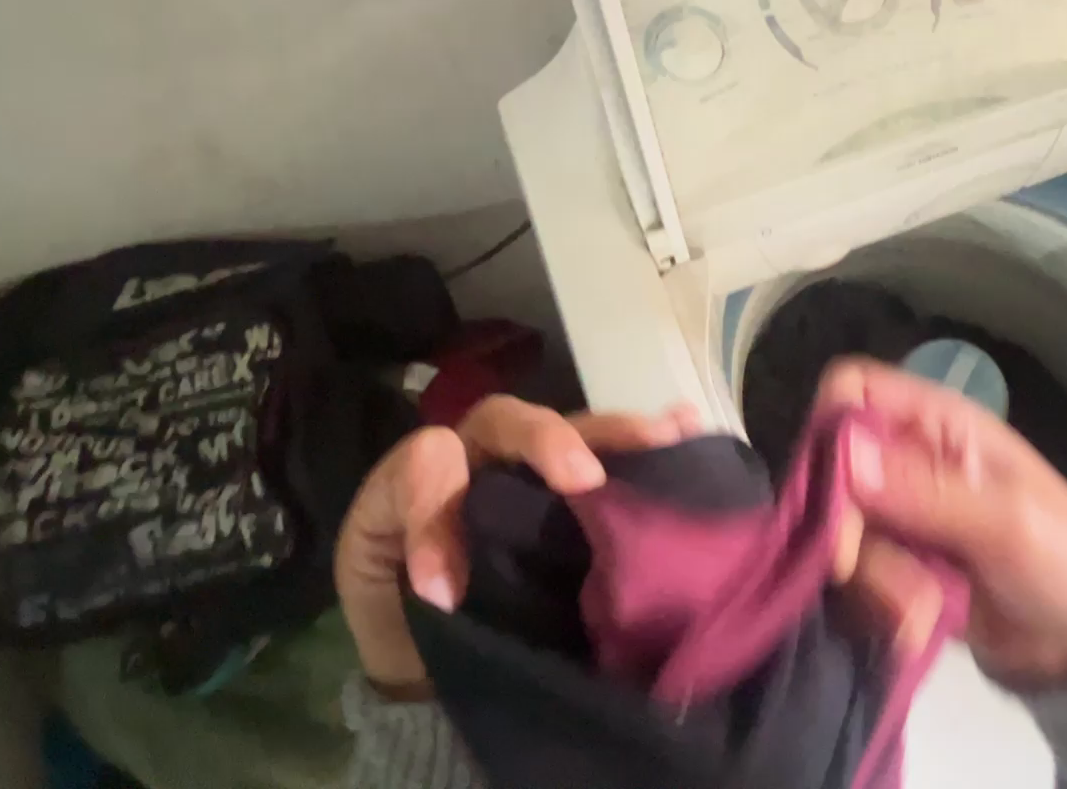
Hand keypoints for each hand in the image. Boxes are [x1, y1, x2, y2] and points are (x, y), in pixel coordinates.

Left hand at [334, 395, 691, 697]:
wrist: (431, 642)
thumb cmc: (399, 608)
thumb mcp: (374, 590)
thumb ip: (401, 569)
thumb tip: (453, 589)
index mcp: (430, 471)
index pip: (431, 460)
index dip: (435, 512)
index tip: (443, 590)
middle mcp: (489, 454)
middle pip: (513, 423)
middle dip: (547, 441)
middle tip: (583, 479)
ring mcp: (541, 469)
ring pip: (576, 430)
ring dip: (620, 433)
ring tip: (669, 436)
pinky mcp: (583, 494)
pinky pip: (616, 456)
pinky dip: (655, 442)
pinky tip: (691, 431)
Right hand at [819, 358, 1066, 686]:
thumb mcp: (1011, 524)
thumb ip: (927, 490)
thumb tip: (843, 453)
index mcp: (938, 424)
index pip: (854, 390)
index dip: (830, 425)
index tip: (832, 485)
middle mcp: (906, 460)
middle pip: (831, 468)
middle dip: (845, 524)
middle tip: (855, 566)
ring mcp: (898, 515)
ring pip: (839, 529)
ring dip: (873, 577)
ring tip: (919, 610)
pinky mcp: (894, 565)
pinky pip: (856, 577)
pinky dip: (878, 605)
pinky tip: (917, 625)